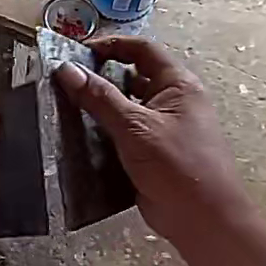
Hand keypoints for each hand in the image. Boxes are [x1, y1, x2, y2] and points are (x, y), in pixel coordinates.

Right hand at [52, 36, 260, 246]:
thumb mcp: (135, 126)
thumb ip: (99, 97)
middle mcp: (171, 102)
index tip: (77, 52)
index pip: (142, 50)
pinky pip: (118, 129)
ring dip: (96, 102)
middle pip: (129, 75)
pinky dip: (98, 127)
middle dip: (97, 74)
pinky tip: (75, 131)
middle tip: (63, 78)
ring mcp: (159, 127)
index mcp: (178, 86)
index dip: (111, 45)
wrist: (202, 220)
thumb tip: (66, 69)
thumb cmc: (179, 166)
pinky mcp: (147, 150)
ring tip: (62, 102)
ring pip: (122, 104)